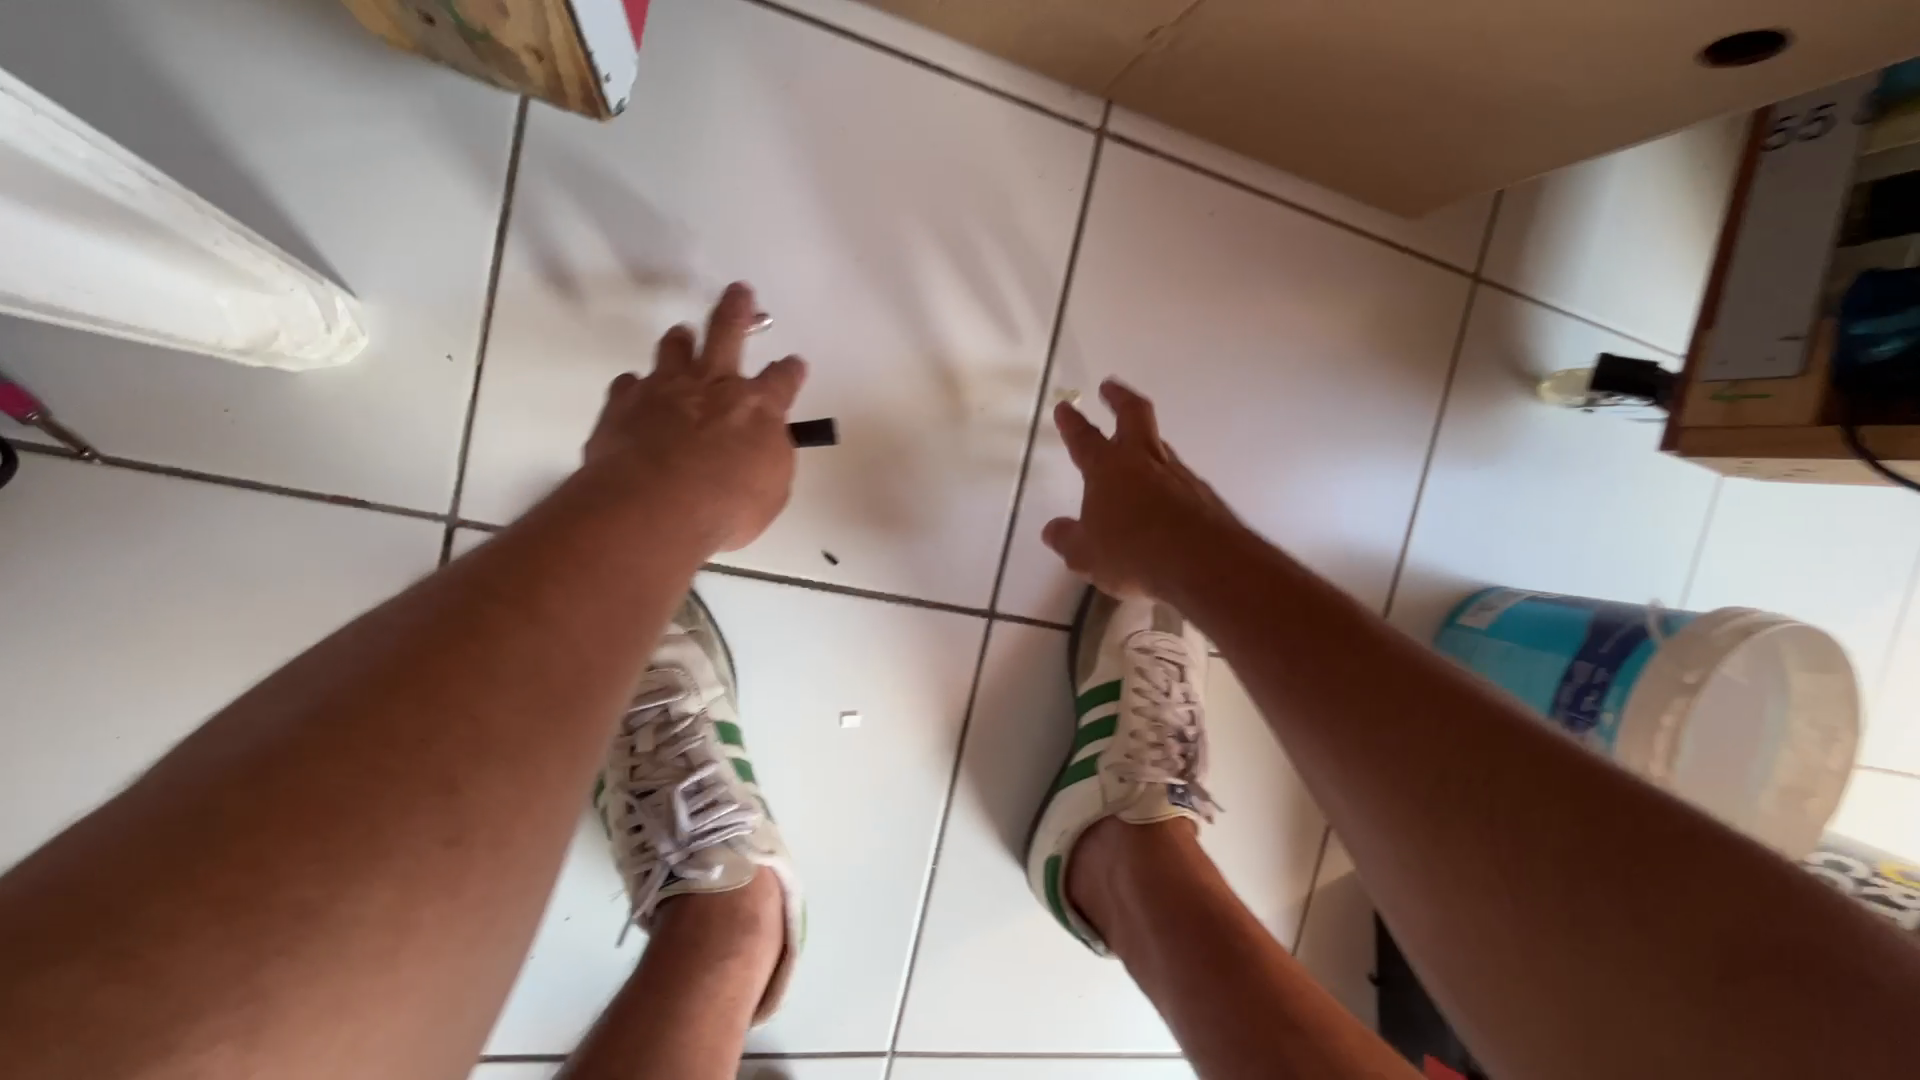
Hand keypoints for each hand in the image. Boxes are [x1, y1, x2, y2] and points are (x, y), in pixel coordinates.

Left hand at [583, 282, 805, 552]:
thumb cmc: (727, 506)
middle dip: (736, 311)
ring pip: (674, 350)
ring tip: (682, 334)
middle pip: (727, 334)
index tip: (794, 363)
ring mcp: (665, 390)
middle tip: (739, 291)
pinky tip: (635, 392)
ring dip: (681, 341)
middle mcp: (713, 387)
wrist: (656, 507)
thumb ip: (767, 460)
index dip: (790, 371)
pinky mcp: (624, 406)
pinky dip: (635, 388)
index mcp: (758, 408)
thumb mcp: (770, 491)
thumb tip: (761, 447)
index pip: (782, 381)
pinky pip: (628, 386)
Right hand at [1044, 380, 1245, 599]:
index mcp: (1107, 469)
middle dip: (1118, 397)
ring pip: (1159, 446)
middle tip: (1109, 385)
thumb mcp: (1087, 555)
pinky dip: (1166, 480)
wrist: (1204, 563)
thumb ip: (1068, 540)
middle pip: (1133, 414)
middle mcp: (1143, 461)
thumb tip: (1052, 530)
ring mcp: (1178, 474)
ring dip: (1145, 442)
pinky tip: (1164, 499)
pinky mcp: (1202, 495)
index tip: (1064, 407)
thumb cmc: (1134, 554)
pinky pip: (1178, 478)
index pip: (1084, 439)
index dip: (1071, 423)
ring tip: (1136, 450)